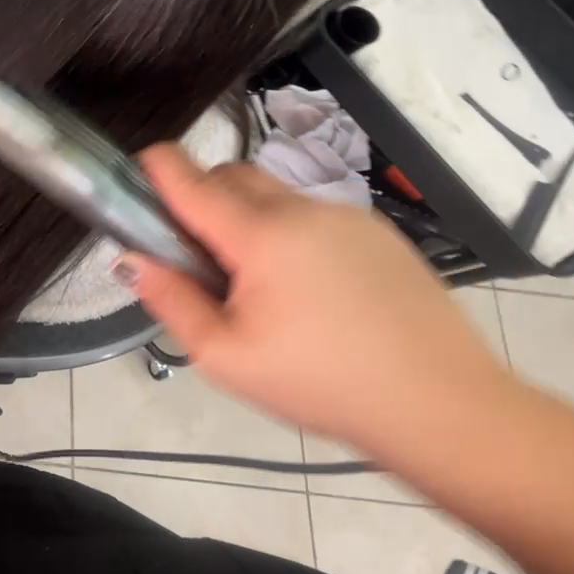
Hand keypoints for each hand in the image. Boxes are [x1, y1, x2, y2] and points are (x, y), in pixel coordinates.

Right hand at [121, 144, 513, 445]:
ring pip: (272, 195)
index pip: (192, 178)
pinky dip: (283, 233)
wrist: (444, 405)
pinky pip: (310, 215)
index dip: (155, 167)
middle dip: (197, 196)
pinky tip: (300, 291)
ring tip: (248, 282)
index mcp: (262, 236)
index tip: (133, 175)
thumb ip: (170, 299)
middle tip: (188, 252)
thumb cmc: (318, 383)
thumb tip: (129, 259)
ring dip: (241, 217)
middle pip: (231, 175)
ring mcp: (348, 218)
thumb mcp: (222, 355)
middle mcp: (305, 210)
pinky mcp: (378, 235)